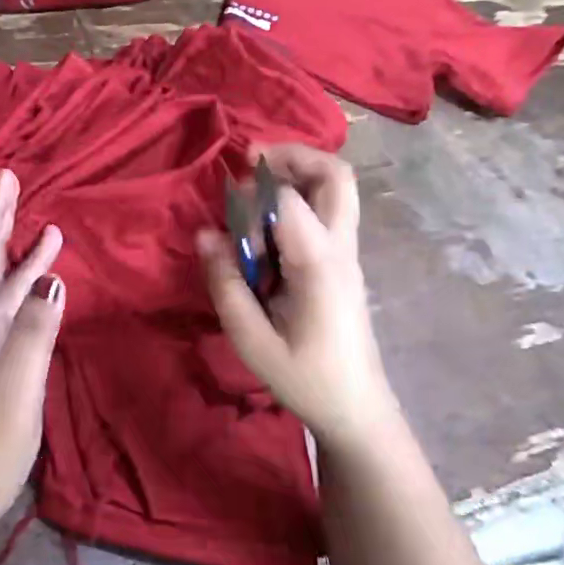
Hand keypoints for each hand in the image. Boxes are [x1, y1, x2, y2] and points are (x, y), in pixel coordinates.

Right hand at [197, 144, 394, 453]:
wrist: (357, 408)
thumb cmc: (306, 379)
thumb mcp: (252, 340)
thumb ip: (226, 284)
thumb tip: (205, 233)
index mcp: (320, 265)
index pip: (289, 200)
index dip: (252, 197)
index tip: (227, 219)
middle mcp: (341, 248)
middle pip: (335, 175)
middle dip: (292, 156)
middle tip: (251, 161)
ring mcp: (347, 253)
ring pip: (337, 187)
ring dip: (297, 174)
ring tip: (255, 189)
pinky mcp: (343, 261)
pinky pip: (327, 210)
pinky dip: (298, 197)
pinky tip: (266, 225)